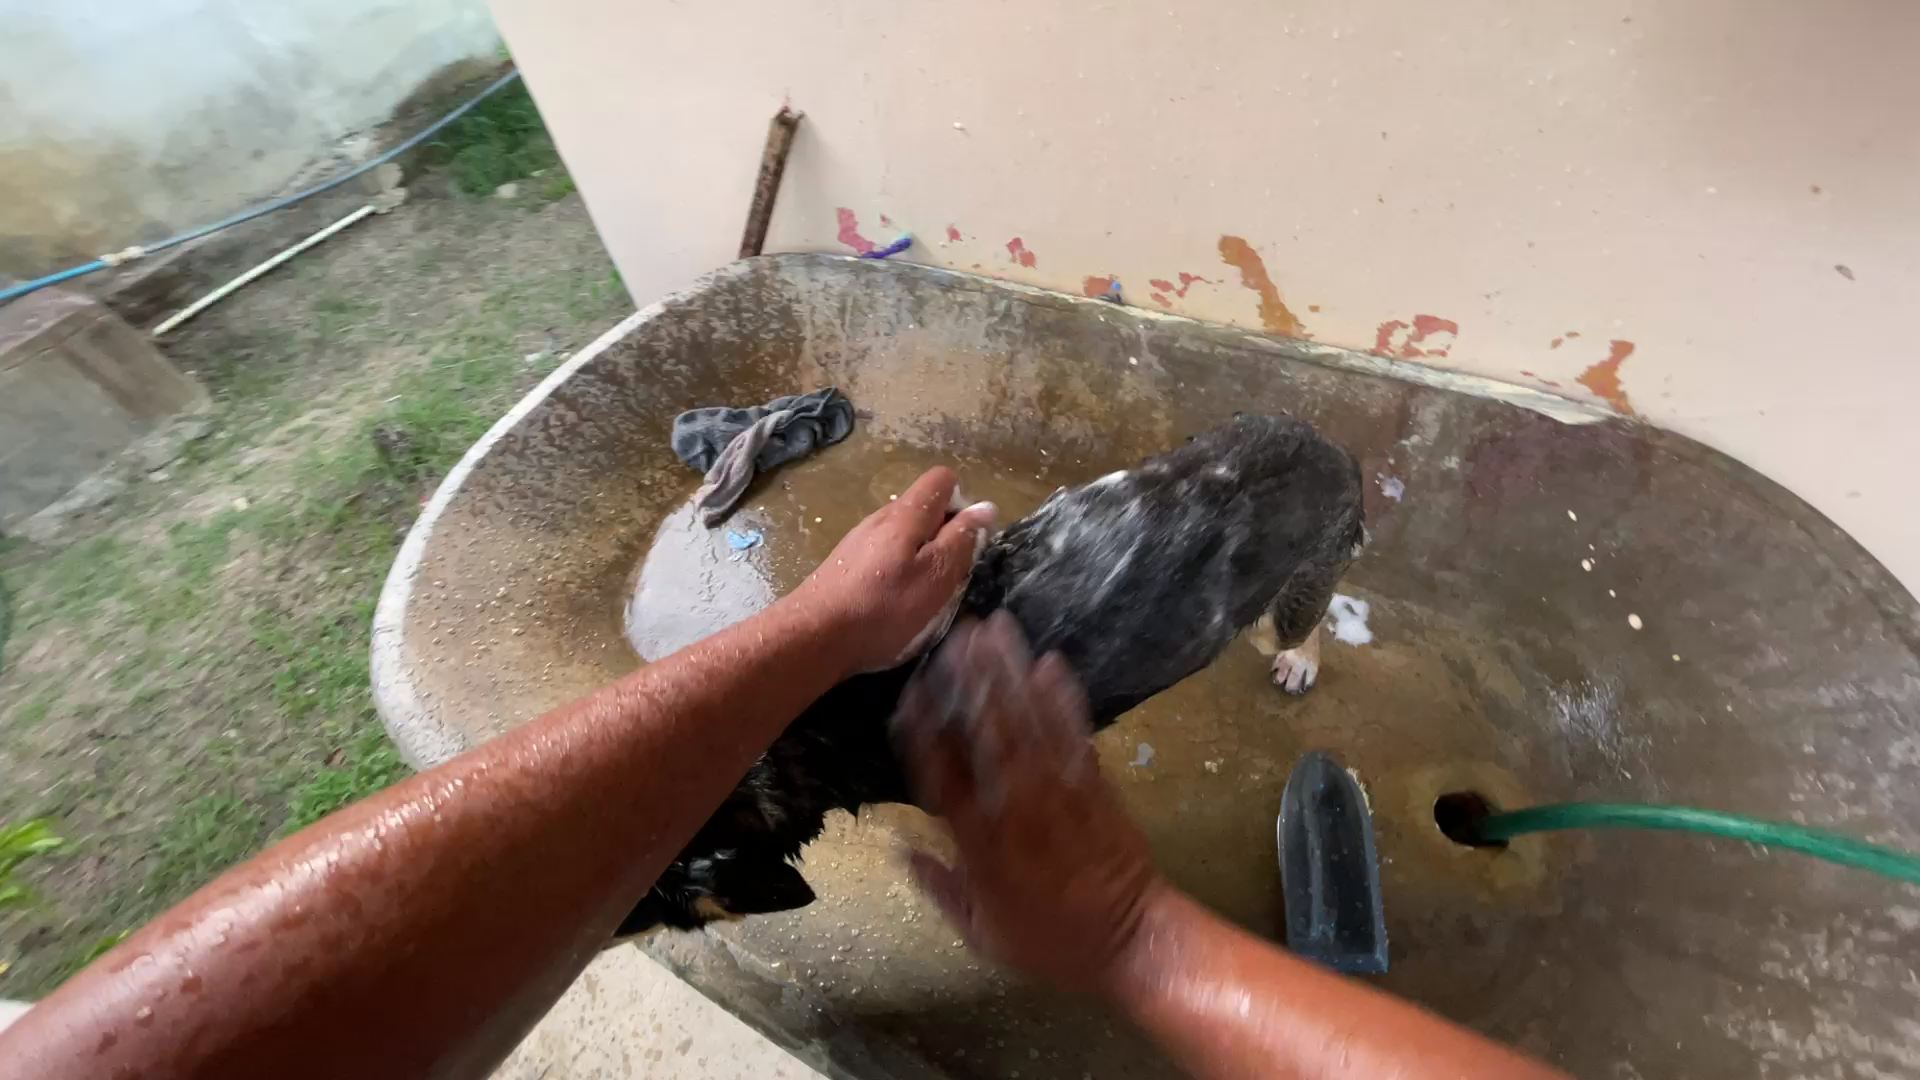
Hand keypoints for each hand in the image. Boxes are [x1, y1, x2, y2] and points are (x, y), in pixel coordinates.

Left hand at [784, 467, 994, 674]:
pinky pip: (885, 553)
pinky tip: (892, 602)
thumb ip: (961, 540)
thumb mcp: (936, 577)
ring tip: (921, 594)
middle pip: (923, 507)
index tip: (965, 541)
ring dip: (922, 556)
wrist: (813, 636)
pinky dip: (898, 570)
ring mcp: (859, 539)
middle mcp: (880, 517)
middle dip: (944, 536)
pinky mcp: (846, 563)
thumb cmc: (882, 609)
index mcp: (906, 514)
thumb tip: (986, 507)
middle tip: (947, 576)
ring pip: (905, 533)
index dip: (963, 504)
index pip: (943, 480)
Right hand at [894, 612, 1164, 994]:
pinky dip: (1062, 696)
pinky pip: (1074, 732)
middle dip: (971, 678)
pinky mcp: (1094, 780)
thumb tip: (899, 845)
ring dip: (1011, 671)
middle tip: (956, 634)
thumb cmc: (1049, 940)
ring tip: (995, 628)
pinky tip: (1049, 661)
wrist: (1132, 941)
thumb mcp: (980, 932)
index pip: (944, 774)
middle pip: (989, 731)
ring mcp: (1060, 787)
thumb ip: (939, 886)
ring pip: (1029, 720)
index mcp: (983, 841)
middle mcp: (1018, 804)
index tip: (912, 691)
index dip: (925, 730)